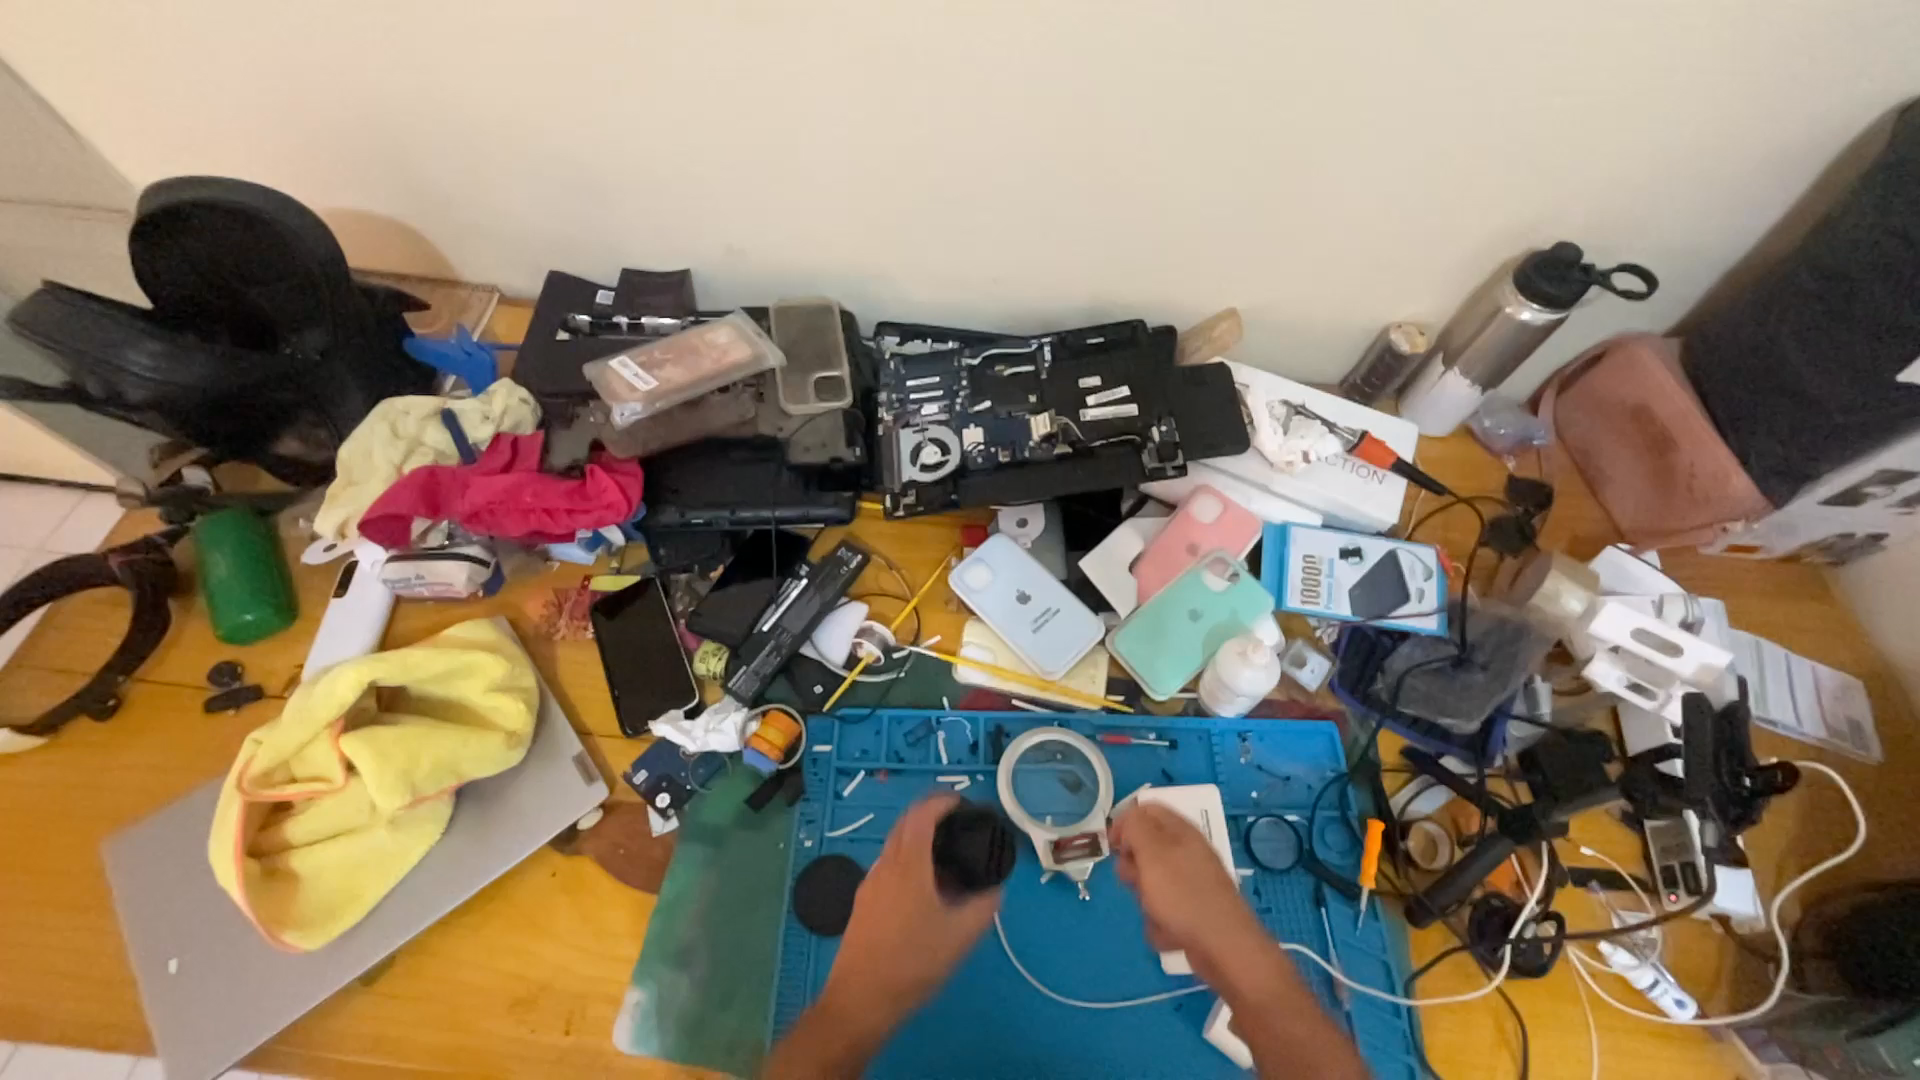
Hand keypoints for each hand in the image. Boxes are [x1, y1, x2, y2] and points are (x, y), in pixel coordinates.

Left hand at [819, 794, 1001, 1027]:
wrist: (860, 1000)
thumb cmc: (913, 962)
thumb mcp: (961, 936)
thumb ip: (984, 907)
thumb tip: (996, 889)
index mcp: (907, 864)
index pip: (921, 815)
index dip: (941, 801)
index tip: (961, 802)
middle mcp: (885, 865)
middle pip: (905, 825)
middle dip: (930, 816)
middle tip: (957, 824)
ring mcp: (870, 884)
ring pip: (895, 847)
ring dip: (918, 841)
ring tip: (946, 860)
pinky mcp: (864, 903)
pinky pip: (889, 867)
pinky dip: (908, 862)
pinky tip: (925, 889)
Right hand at [1110, 803, 1270, 985]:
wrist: (1224, 949)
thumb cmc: (1183, 895)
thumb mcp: (1153, 852)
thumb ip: (1135, 827)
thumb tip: (1127, 821)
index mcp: (1181, 832)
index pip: (1146, 810)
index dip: (1125, 823)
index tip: (1113, 846)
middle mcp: (1188, 854)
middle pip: (1146, 849)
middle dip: (1133, 867)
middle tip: (1133, 880)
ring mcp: (1191, 884)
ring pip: (1151, 883)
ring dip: (1145, 900)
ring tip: (1154, 911)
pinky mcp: (1192, 913)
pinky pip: (1163, 911)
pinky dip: (1160, 923)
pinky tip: (1168, 932)